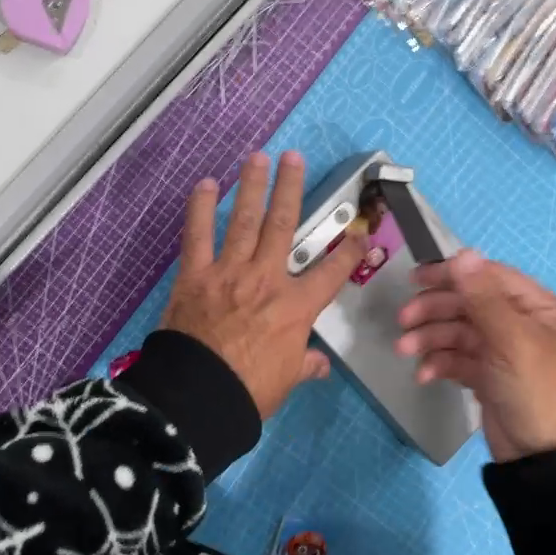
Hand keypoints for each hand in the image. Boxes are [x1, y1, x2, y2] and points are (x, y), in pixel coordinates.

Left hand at [162, 152, 366, 417]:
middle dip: (290, 189)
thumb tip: (319, 364)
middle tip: (294, 158)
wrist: (199, 396)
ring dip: (251, 186)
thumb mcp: (286, 380)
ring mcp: (229, 272)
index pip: (332, 272)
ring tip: (257, 158)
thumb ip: (304, 364)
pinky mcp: (194, 275)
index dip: (349, 250)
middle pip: (282, 225)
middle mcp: (266, 279)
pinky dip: (199, 208)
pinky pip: (197, 235)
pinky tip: (204, 184)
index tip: (360, 231)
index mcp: (295, 307)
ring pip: (243, 220)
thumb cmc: (249, 391)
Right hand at [395, 251, 555, 461]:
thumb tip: (463, 252)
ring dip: (430, 338)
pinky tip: (425, 375)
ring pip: (458, 332)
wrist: (551, 462)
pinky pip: (458, 360)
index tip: (416, 278)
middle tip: (403, 320)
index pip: (488, 277)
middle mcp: (521, 325)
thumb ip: (484, 297)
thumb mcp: (514, 341)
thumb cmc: (540, 392)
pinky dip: (439, 363)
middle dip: (434, 310)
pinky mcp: (488, 378)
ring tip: (405, 351)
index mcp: (538, 308)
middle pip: (468, 304)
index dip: (452, 275)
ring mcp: (503, 353)